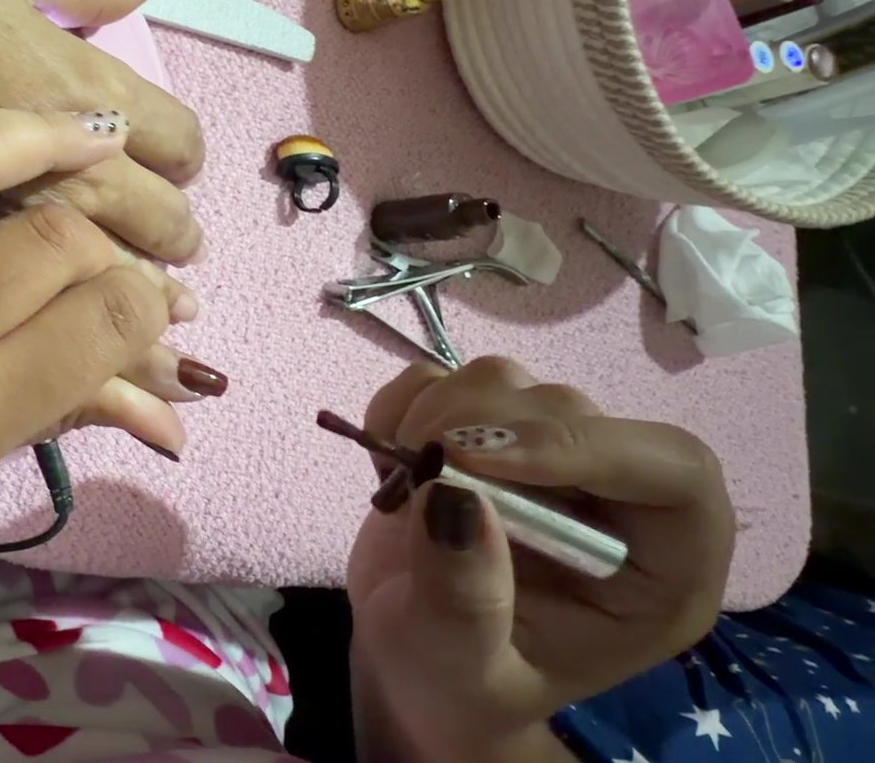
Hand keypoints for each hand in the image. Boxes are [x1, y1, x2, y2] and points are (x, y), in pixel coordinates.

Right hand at [345, 358, 733, 759]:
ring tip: (401, 476)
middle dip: (474, 429)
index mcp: (654, 567)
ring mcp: (535, 457)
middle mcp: (607, 499)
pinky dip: (398, 403)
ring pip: (501, 382)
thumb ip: (465, 598)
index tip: (467, 460)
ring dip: (432, 415)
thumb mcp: (461, 664)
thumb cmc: (455, 679)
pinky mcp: (470, 432)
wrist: (412, 655)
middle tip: (411, 479)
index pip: (669, 468)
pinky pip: (438, 378)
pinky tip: (389, 457)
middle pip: (567, 410)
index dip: (577, 445)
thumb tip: (453, 496)